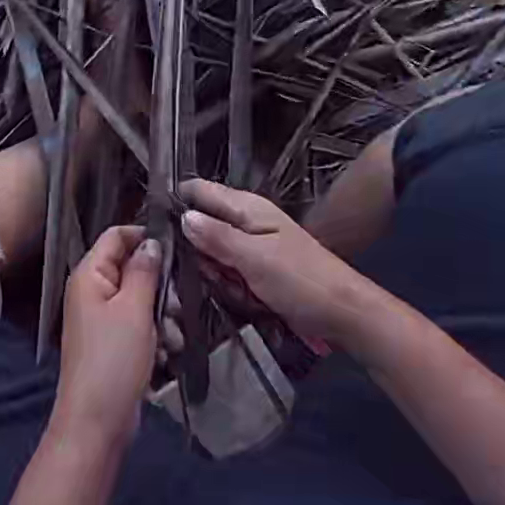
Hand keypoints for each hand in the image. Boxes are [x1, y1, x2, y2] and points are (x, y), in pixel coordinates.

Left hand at [52, 225, 161, 449]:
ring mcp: (102, 317)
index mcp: (90, 274)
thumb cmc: (113, 360)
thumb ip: (144, 270)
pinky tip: (166, 353)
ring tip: (170, 336)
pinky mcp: (114, 342)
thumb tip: (152, 241)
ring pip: (141, 297)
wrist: (96, 425)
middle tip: (174, 305)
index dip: (143, 236)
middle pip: (132, 267)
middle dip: (158, 285)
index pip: (116, 235)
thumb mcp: (134, 309)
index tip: (174, 248)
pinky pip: (139, 324)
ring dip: (161, 314)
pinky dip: (154, 335)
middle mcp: (93, 290)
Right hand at [178, 179, 376, 345]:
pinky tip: (249, 300)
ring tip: (241, 290)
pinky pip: (229, 274)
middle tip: (221, 274)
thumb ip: (216, 236)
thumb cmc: (301, 280)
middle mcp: (246, 220)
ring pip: (212, 255)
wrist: (343, 314)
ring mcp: (251, 245)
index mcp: (246, 206)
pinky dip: (234, 289)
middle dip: (202, 255)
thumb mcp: (254, 258)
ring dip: (220, 276)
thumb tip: (183, 215)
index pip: (199, 190)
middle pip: (201, 227)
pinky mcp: (257, 268)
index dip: (177, 203)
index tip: (160, 229)